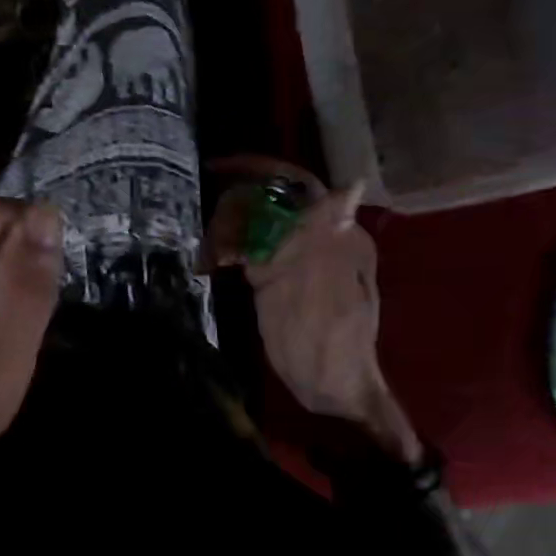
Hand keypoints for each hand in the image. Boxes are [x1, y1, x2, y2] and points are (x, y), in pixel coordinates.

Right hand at [206, 157, 421, 465]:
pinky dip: (227, 253)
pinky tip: (211, 265)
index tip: (218, 168)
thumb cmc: (328, 341)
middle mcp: (317, 238)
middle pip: (269, 202)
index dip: (260, 170)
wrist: (327, 388)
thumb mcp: (328, 287)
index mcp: (338, 233)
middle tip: (208, 227)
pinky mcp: (276, 277)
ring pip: (254, 225)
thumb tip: (348, 184)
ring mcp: (295, 257)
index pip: (298, 185)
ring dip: (226, 232)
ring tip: (209, 254)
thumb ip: (329, 235)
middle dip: (234, 208)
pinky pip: (247, 251)